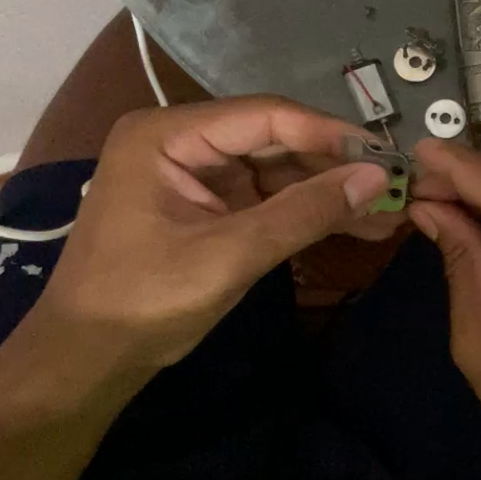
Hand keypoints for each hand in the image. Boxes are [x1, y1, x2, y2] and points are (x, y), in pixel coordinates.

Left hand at [19, 96, 403, 387]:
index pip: (267, 117)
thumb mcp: (231, 254)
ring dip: (332, 190)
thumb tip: (379, 177)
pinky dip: (313, 210)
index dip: (329, 133)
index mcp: (167, 135)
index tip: (384, 155)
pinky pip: (274, 194)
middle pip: (279, 139)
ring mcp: (201, 171)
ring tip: (388, 211)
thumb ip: (306, 211)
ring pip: (284, 167)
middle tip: (394, 184)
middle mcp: (184, 140)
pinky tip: (359, 224)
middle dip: (336, 165)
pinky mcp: (215, 202)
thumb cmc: (142, 302)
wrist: (87, 363)